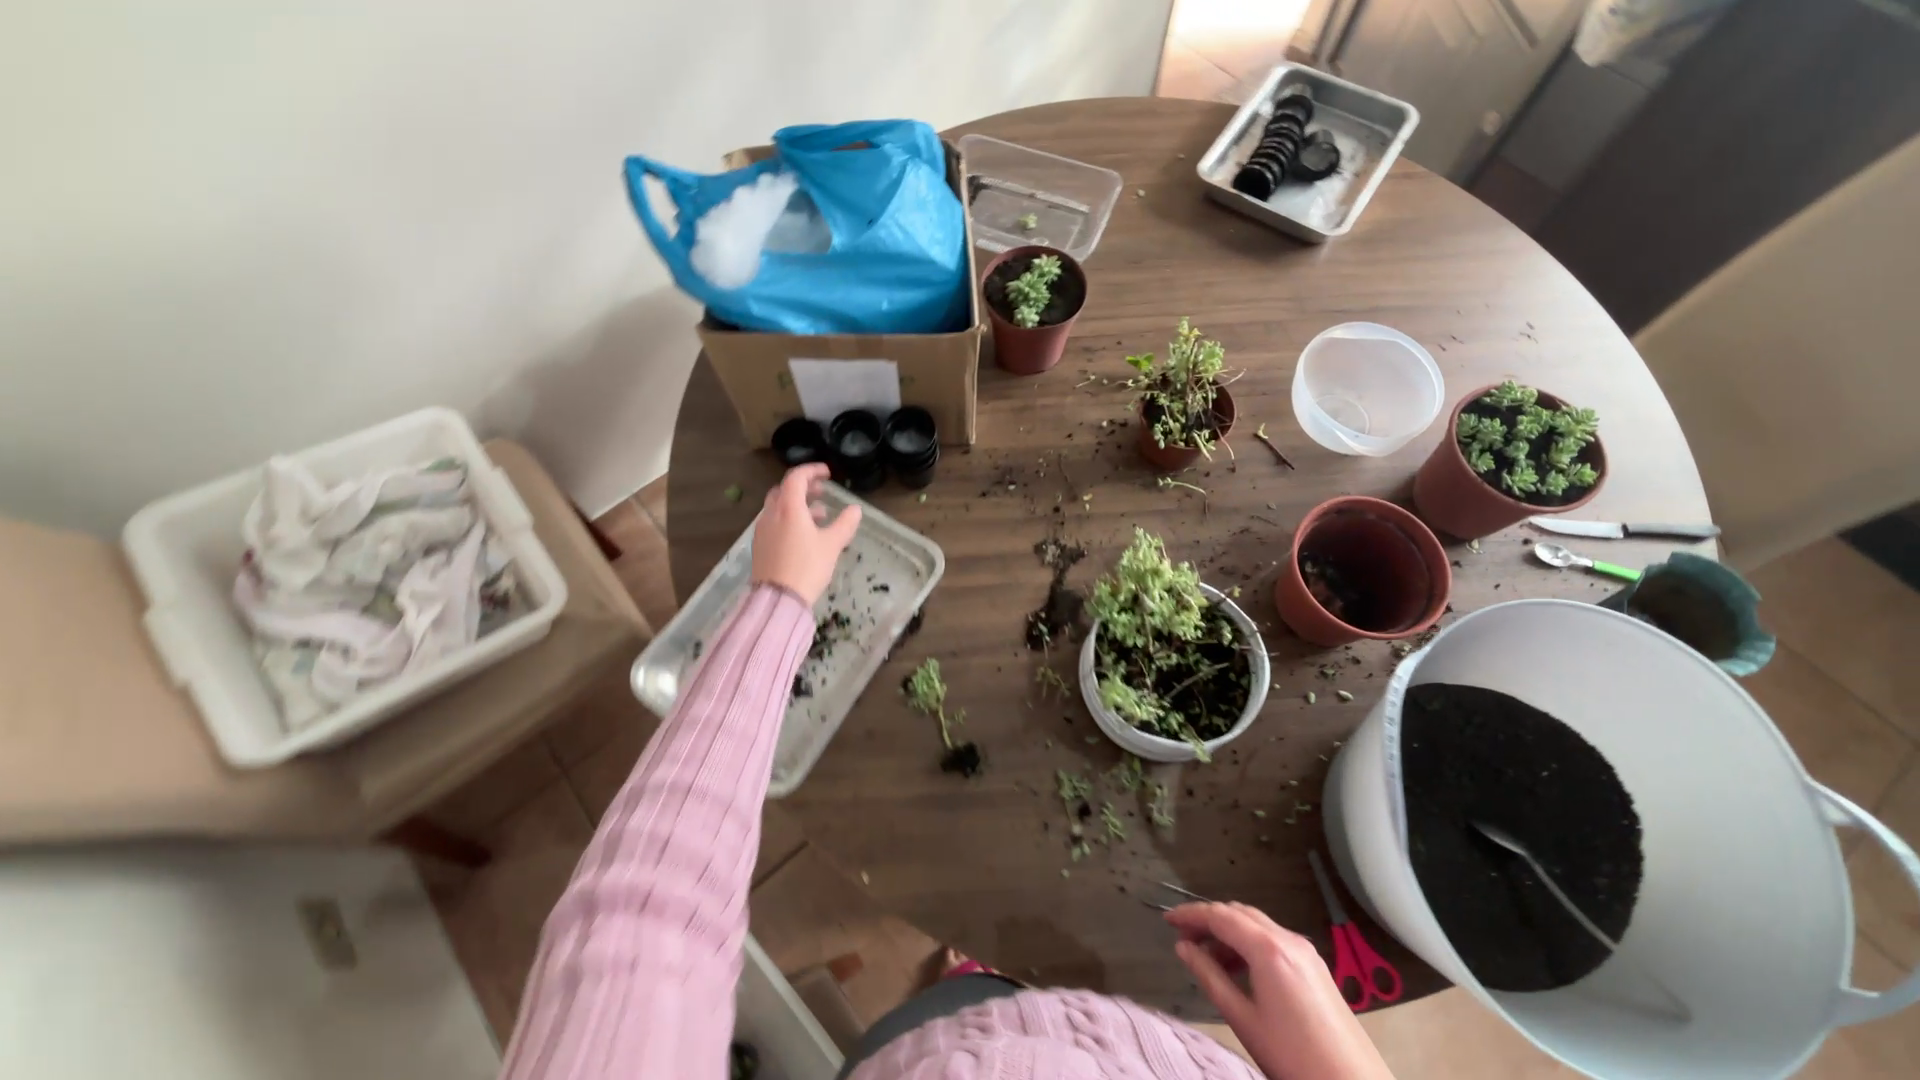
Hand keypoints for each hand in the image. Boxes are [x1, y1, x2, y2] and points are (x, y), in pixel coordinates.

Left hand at [751, 464, 860, 605]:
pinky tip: (802, 535)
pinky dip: (788, 519)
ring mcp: (762, 530)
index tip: (827, 473)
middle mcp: (771, 514)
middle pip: (784, 490)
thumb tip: (855, 509)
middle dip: (803, 487)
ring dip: (796, 504)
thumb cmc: (808, 567)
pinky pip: (774, 522)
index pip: (796, 477)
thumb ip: (845, 524)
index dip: (812, 470)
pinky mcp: (760, 545)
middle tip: (821, 492)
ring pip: (778, 507)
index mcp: (788, 508)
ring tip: (818, 515)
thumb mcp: (832, 545)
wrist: (778, 599)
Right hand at [1166, 902, 1392, 1079]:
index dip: (1190, 914)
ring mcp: (1306, 951)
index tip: (1166, 920)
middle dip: (1208, 920)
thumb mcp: (1242, 1018)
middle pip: (1239, 913)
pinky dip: (1248, 943)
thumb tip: (1183, 947)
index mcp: (1268, 949)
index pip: (1221, 916)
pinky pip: (1273, 940)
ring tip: (1205, 957)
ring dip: (1228, 932)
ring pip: (1257, 925)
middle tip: (1182, 939)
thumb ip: (1210, 976)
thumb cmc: (1292, 1058)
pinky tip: (1237, 968)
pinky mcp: (1315, 966)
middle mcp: (1288, 939)